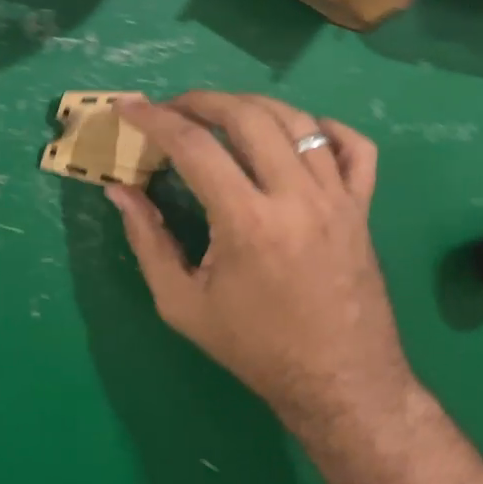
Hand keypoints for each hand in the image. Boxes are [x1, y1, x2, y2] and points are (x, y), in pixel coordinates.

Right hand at [105, 92, 415, 436]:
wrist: (340, 382)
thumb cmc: (252, 346)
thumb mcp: (180, 302)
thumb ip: (147, 239)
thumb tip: (119, 190)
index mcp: (247, 222)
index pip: (194, 147)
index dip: (154, 120)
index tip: (127, 107)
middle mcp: (296, 198)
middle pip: (247, 117)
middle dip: (200, 101)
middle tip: (169, 108)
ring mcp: (338, 200)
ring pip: (297, 122)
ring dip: (249, 106)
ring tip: (217, 113)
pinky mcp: (363, 209)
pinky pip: (354, 148)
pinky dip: (321, 128)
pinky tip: (292, 133)